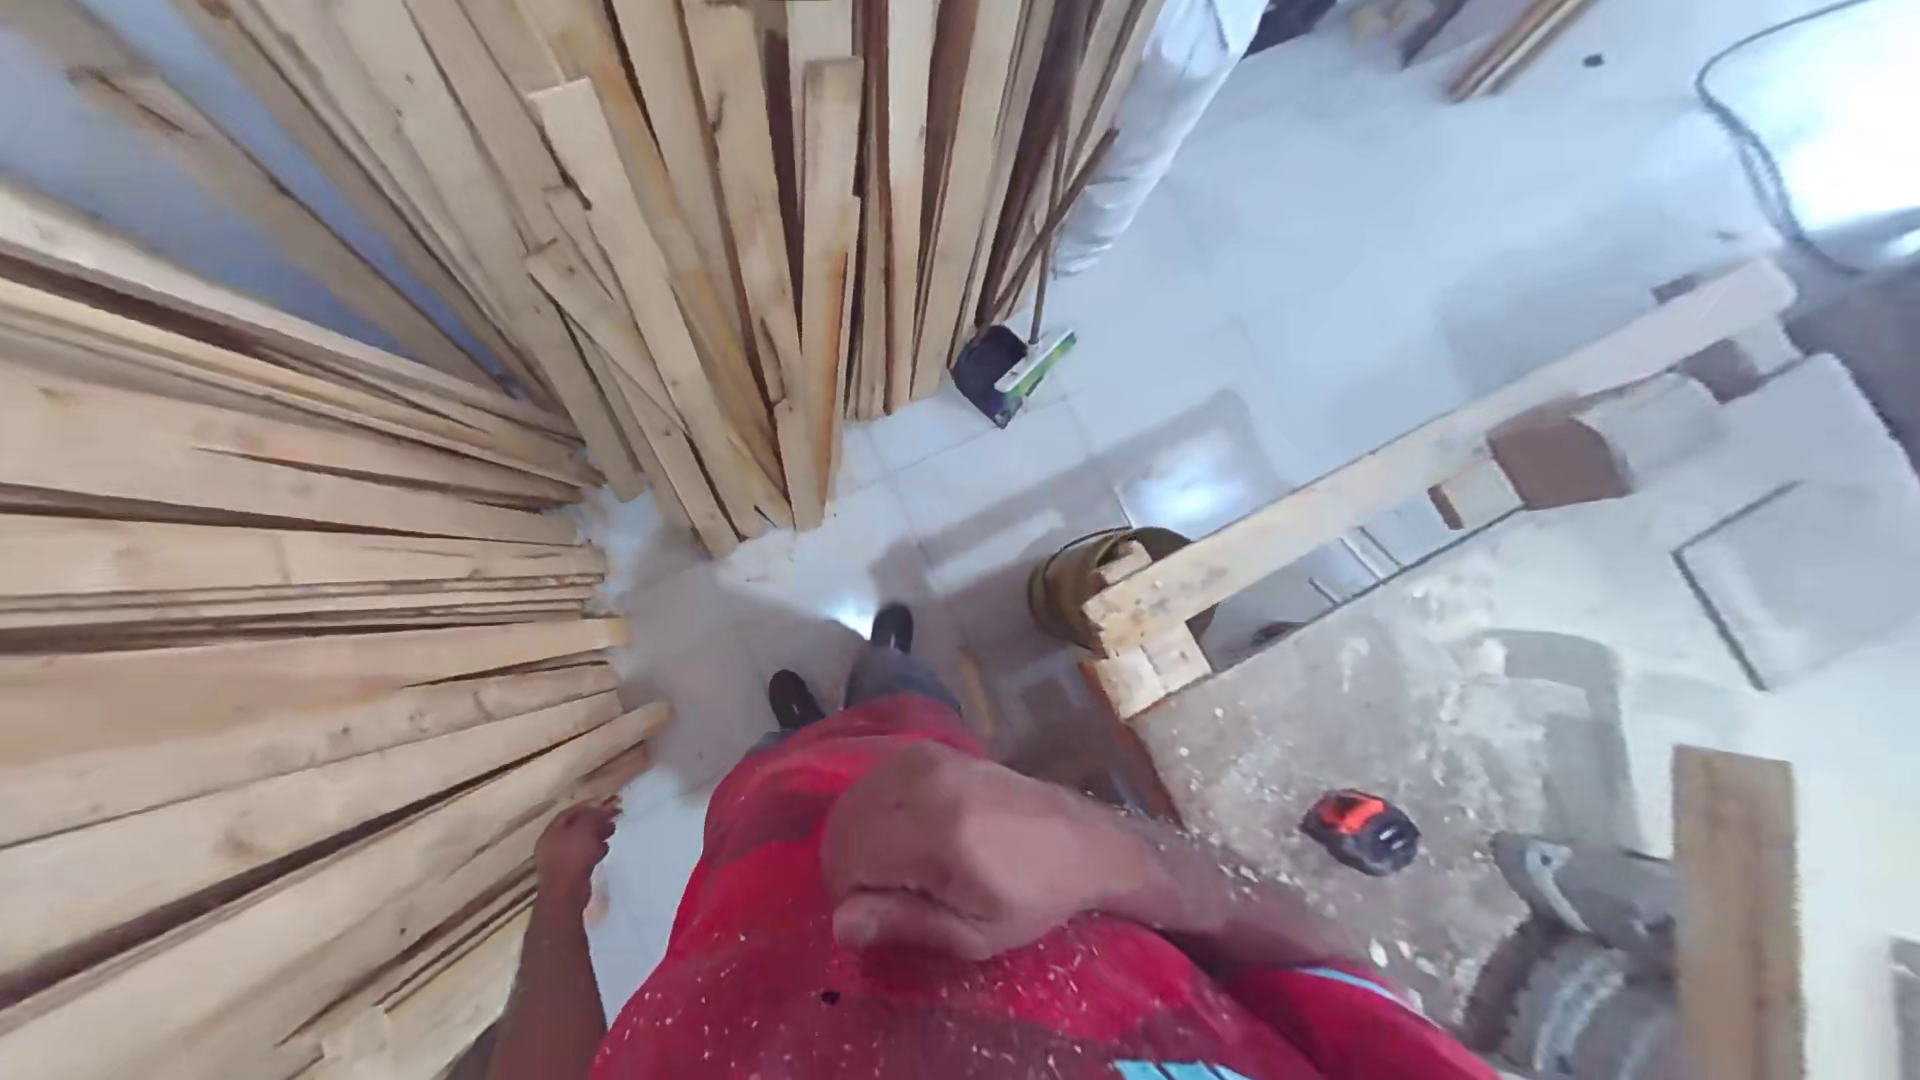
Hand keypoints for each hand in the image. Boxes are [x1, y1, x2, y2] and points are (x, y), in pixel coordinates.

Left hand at [536, 798, 619, 906]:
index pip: (568, 813)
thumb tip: (601, 806)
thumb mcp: (586, 829)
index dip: (587, 806)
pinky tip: (604, 850)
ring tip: (611, 832)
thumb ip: (593, 815)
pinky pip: (581, 856)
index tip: (604, 804)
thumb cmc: (574, 857)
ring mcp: (557, 861)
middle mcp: (551, 846)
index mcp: (551, 833)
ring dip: (595, 835)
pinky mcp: (566, 873)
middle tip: (612, 818)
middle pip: (574, 827)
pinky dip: (593, 850)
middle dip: (594, 821)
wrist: (565, 894)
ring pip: (579, 842)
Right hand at [820, 742, 1155, 960]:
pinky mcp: (931, 748)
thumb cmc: (1030, 897)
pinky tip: (897, 830)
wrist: (1075, 838)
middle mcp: (928, 784)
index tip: (872, 915)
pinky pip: (874, 778)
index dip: (848, 894)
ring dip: (855, 835)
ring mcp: (929, 758)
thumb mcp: (975, 935)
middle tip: (877, 894)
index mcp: (941, 835)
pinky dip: (870, 807)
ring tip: (888, 864)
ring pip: (854, 797)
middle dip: (845, 864)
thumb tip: (840, 922)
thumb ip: (905, 923)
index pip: (849, 857)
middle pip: (845, 821)